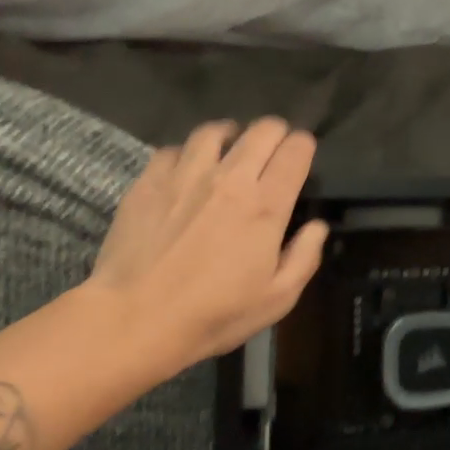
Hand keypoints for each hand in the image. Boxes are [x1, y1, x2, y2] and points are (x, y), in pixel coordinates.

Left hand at [86, 118, 327, 370]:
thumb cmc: (213, 314)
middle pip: (261, 130)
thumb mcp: (277, 299)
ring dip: (230, 136)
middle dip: (276, 133)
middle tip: (273, 151)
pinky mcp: (149, 182)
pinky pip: (173, 149)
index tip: (302, 156)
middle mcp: (230, 179)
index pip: (295, 150)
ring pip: (215, 130)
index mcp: (266, 206)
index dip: (304, 146)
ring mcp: (185, 176)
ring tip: (230, 149)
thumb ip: (305, 257)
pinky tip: (186, 171)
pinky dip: (186, 154)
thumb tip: (316, 226)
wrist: (133, 320)